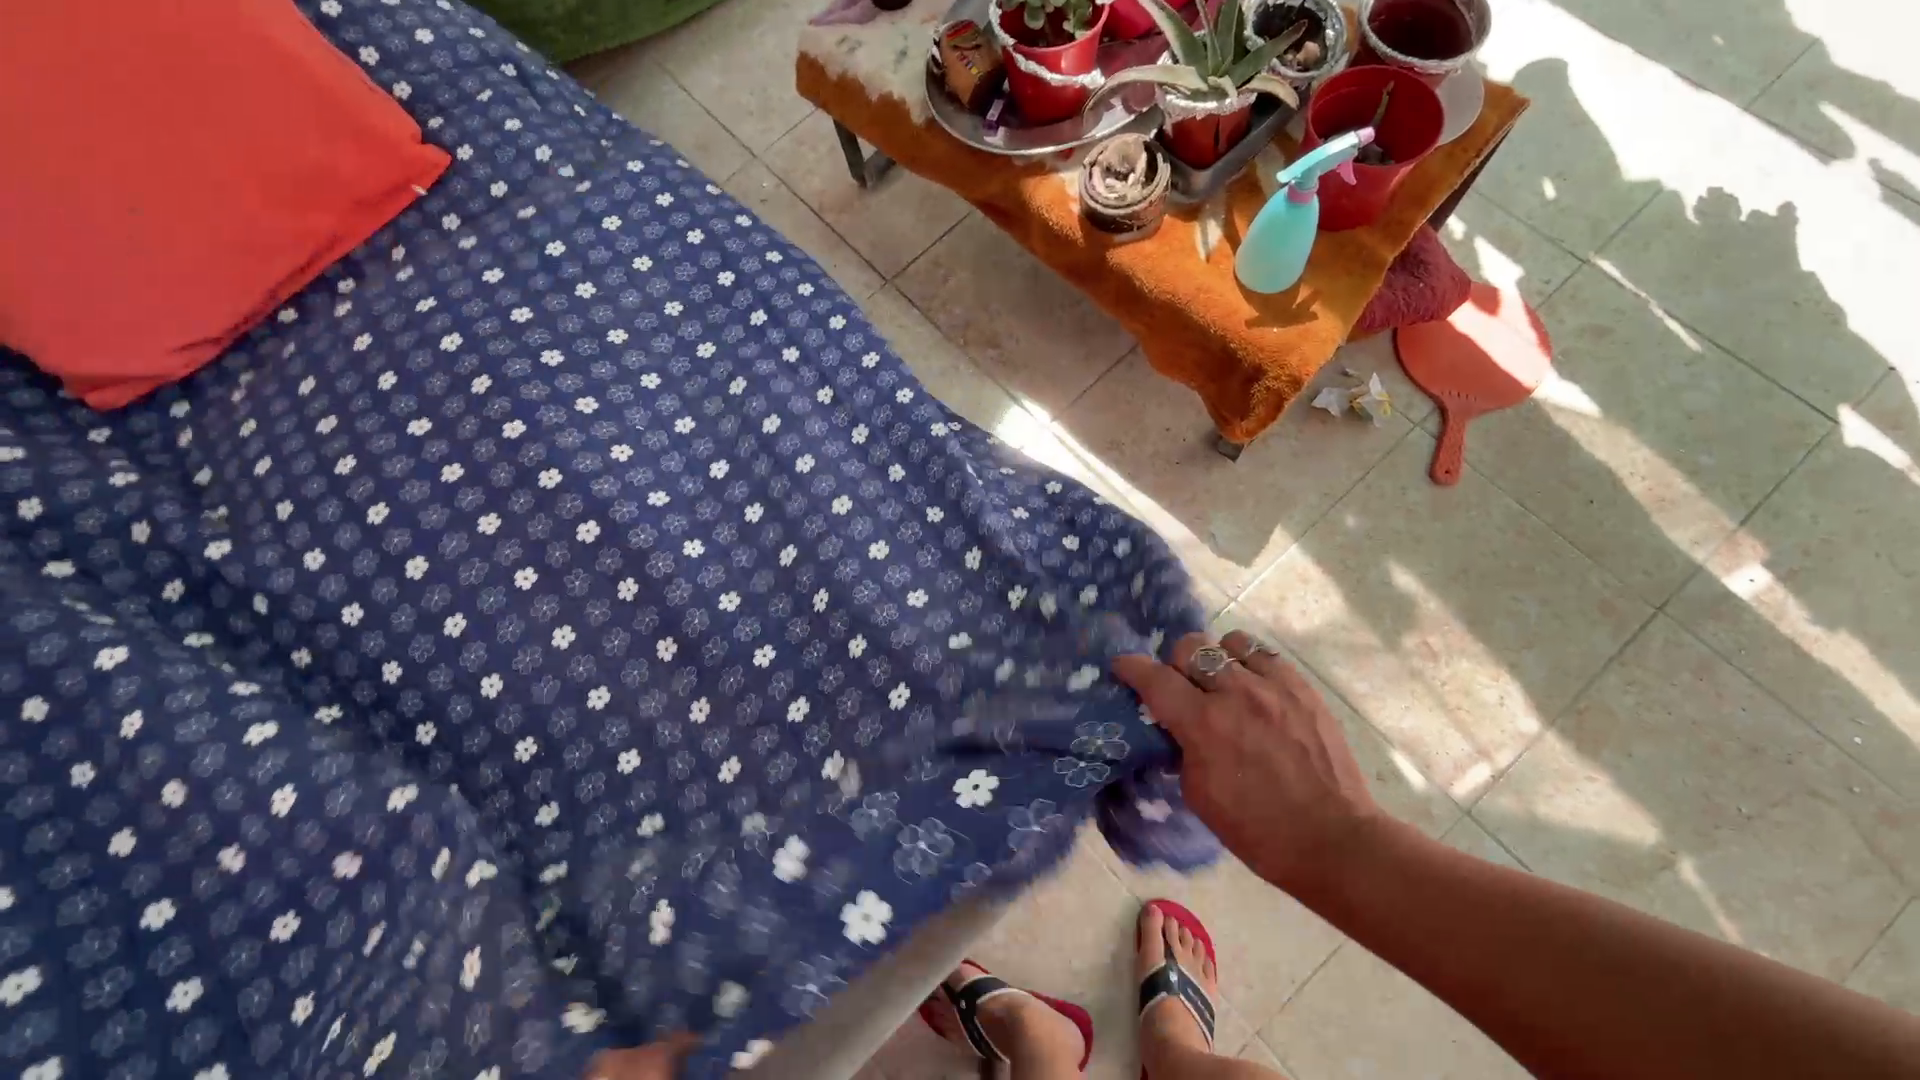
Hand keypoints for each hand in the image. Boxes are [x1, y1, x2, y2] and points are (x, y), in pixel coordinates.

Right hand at [1113, 632, 1384, 896]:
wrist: (1330, 839)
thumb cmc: (1256, 829)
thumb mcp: (1199, 794)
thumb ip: (1183, 748)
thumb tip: (1177, 727)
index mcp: (1204, 725)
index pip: (1154, 678)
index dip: (1131, 668)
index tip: (1122, 667)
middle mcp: (1236, 694)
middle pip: (1190, 647)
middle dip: (1177, 664)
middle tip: (1182, 687)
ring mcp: (1274, 686)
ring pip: (1229, 642)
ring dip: (1217, 660)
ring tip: (1223, 683)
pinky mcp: (1303, 688)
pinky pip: (1266, 654)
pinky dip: (1250, 664)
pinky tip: (1254, 688)